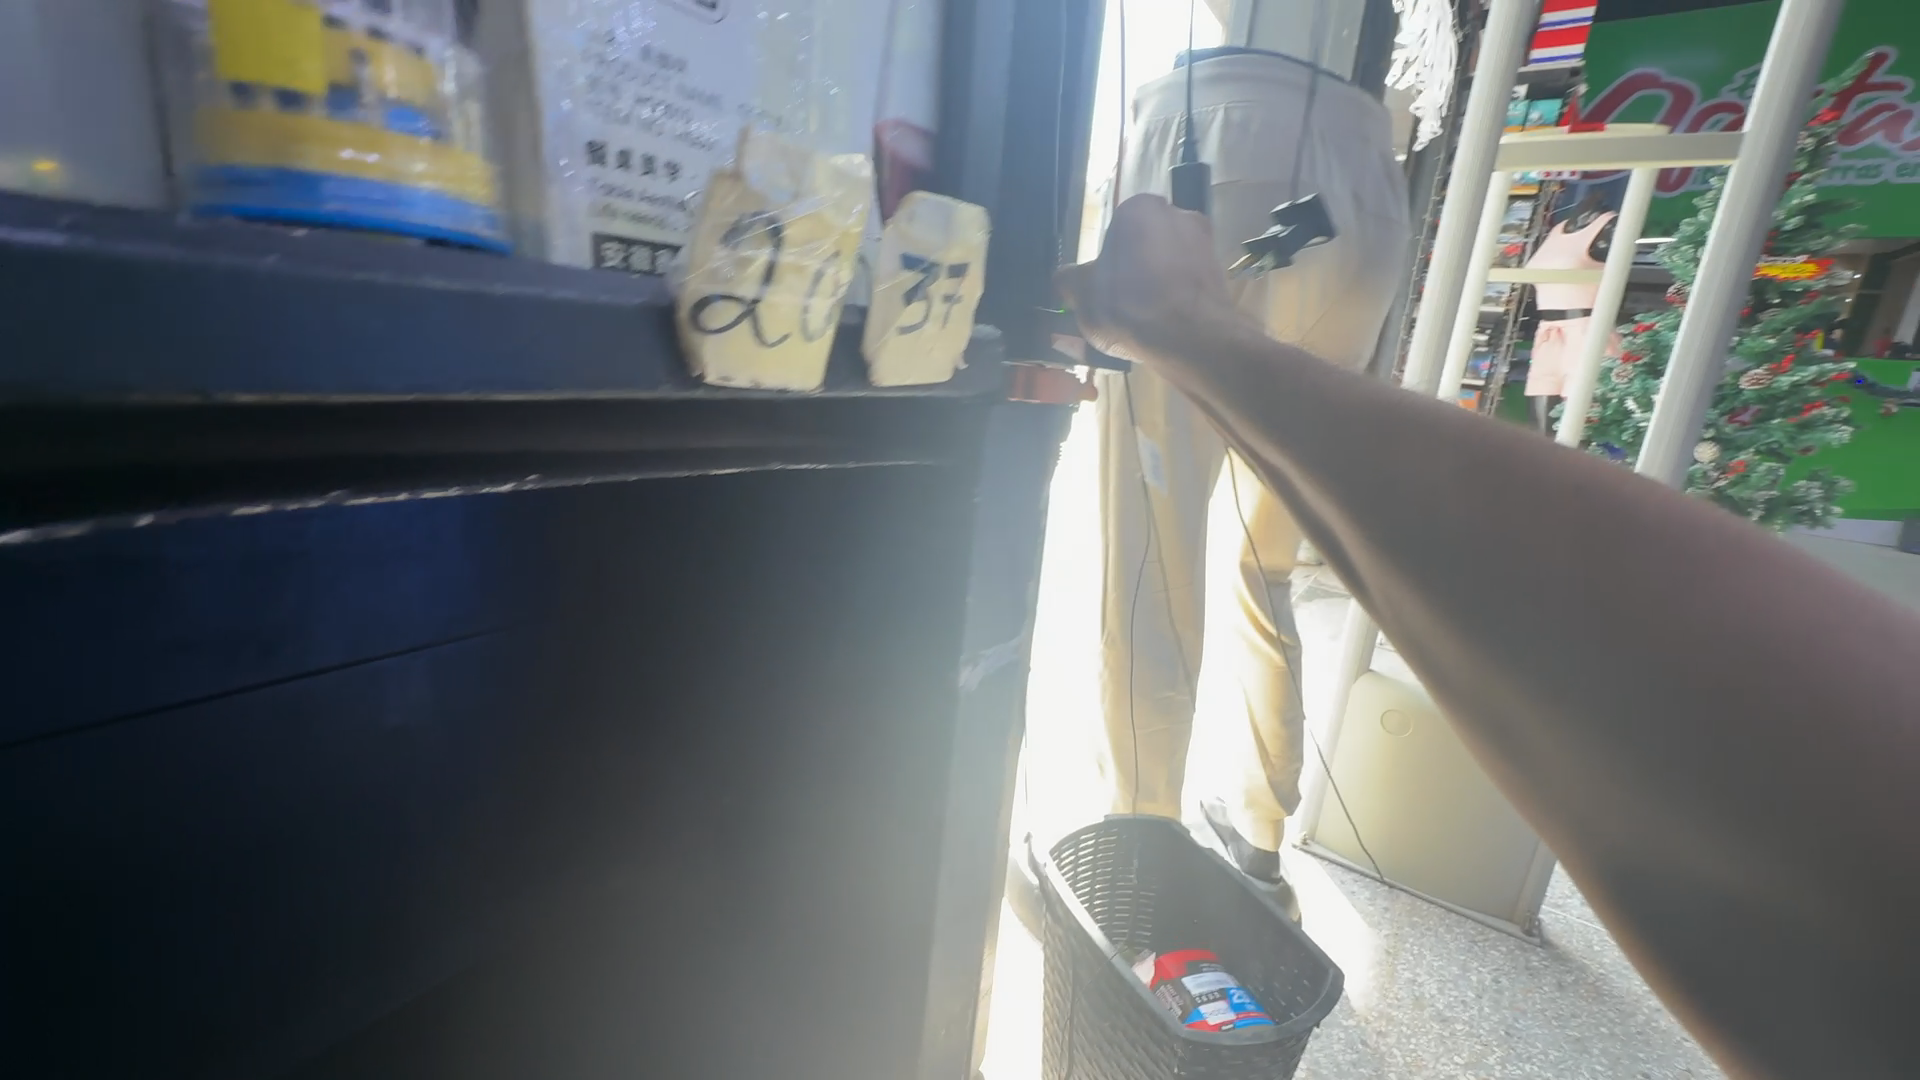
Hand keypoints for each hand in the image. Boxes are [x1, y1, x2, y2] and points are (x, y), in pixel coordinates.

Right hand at [1053, 194, 1245, 363]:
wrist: (1189, 336)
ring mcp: (1203, 241)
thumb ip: (1069, 280)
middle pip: (1142, 248)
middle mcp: (1176, 213)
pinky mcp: (1219, 271)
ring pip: (1166, 266)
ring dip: (1154, 288)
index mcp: (1138, 209)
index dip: (1105, 267)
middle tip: (1120, 308)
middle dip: (1132, 273)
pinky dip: (1175, 301)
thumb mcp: (1082, 295)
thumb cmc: (1128, 306)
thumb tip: (1064, 277)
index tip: (1102, 293)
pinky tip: (1165, 326)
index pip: (1113, 236)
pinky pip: (1186, 284)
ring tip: (1143, 323)